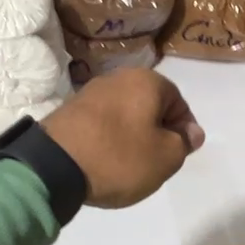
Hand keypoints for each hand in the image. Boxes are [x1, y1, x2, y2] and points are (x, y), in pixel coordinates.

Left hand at [41, 68, 203, 208]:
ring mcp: (89, 93)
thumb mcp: (166, 157)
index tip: (180, 154)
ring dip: (131, 135)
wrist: (54, 166)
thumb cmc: (120, 157)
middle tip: (156, 161)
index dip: (184, 129)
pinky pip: (101, 123)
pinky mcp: (68, 111)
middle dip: (156, 131)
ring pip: (124, 114)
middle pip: (149, 106)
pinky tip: (105, 161)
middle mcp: (117, 78)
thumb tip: (190, 132)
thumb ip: (184, 142)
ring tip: (128, 164)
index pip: (178, 102)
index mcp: (146, 81)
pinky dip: (108, 139)